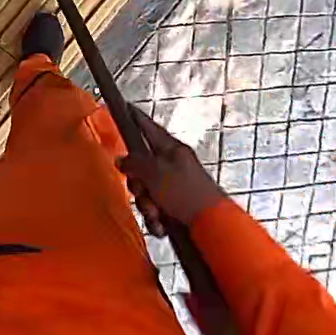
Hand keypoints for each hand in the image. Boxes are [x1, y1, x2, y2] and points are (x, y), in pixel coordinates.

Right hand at [116, 106, 226, 234]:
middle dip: (138, 184)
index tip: (124, 108)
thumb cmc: (186, 192)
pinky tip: (161, 225)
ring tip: (156, 215)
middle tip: (142, 192)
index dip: (134, 118)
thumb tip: (121, 160)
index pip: (147, 127)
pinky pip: (157, 209)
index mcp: (171, 149)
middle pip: (142, 167)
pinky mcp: (178, 208)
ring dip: (147, 206)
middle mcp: (173, 165)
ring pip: (147, 191)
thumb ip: (134, 163)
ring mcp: (176, 187)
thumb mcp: (154, 172)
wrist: (214, 226)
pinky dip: (156, 219)